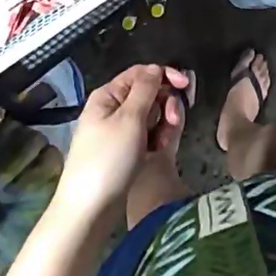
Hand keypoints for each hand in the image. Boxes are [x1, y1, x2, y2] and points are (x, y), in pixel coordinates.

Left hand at [54, 65, 189, 218]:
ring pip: (150, 117)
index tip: (185, 86)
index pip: (140, 73)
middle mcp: (111, 109)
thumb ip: (145, 90)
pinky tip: (157, 153)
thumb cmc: (109, 159)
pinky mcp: (124, 151)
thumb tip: (155, 67)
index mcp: (108, 95)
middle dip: (164, 105)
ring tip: (161, 144)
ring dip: (162, 125)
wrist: (90, 208)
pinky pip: (146, 136)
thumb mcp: (129, 119)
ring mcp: (117, 131)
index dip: (164, 75)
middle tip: (173, 123)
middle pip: (147, 95)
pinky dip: (155, 141)